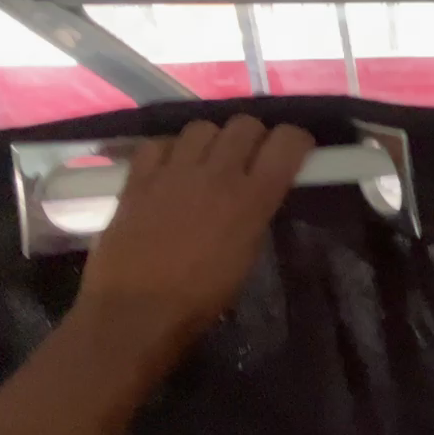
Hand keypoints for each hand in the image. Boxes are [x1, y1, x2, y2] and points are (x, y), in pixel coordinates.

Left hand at [74, 116, 314, 353]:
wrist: (138, 310)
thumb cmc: (205, 293)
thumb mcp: (250, 250)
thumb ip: (258, 209)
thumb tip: (261, 189)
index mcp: (254, 197)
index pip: (287, 141)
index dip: (296, 140)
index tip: (295, 151)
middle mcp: (217, 174)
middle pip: (245, 124)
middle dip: (255, 136)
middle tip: (251, 157)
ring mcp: (173, 172)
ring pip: (202, 127)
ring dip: (212, 140)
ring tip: (209, 161)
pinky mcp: (136, 178)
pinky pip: (159, 143)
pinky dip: (171, 150)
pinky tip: (172, 169)